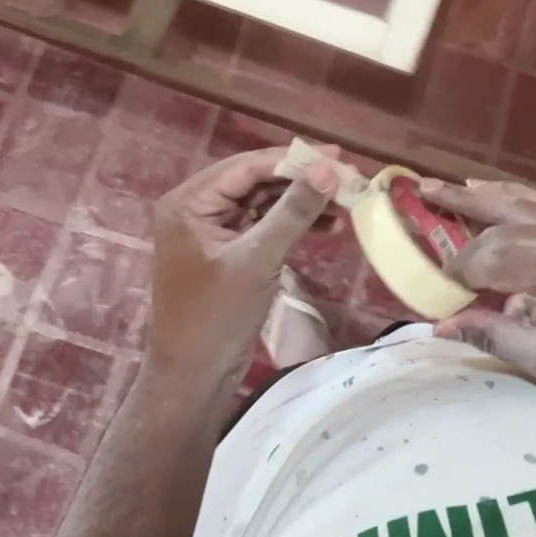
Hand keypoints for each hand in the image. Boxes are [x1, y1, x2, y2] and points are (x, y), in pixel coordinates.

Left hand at [146, 146, 340, 387]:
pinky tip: (328, 226)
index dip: (293, 160)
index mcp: (189, 202)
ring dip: (301, 202)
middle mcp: (197, 207)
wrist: (194, 380)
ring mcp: (212, 229)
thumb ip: (293, 211)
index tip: (337, 156)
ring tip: (345, 202)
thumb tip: (329, 169)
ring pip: (264, 201)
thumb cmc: (216, 316)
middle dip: (301, 180)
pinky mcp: (228, 250)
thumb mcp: (258, 259)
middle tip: (346, 177)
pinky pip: (264, 224)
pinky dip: (293, 224)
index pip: (247, 166)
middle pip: (257, 180)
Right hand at [421, 180, 535, 421]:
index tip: (438, 287)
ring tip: (445, 188)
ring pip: (523, 202)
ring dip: (483, 196)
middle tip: (420, 196)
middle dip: (460, 211)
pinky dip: (512, 197)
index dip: (460, 269)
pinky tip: (491, 192)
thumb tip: (438, 328)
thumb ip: (492, 335)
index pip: (495, 256)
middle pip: (504, 216)